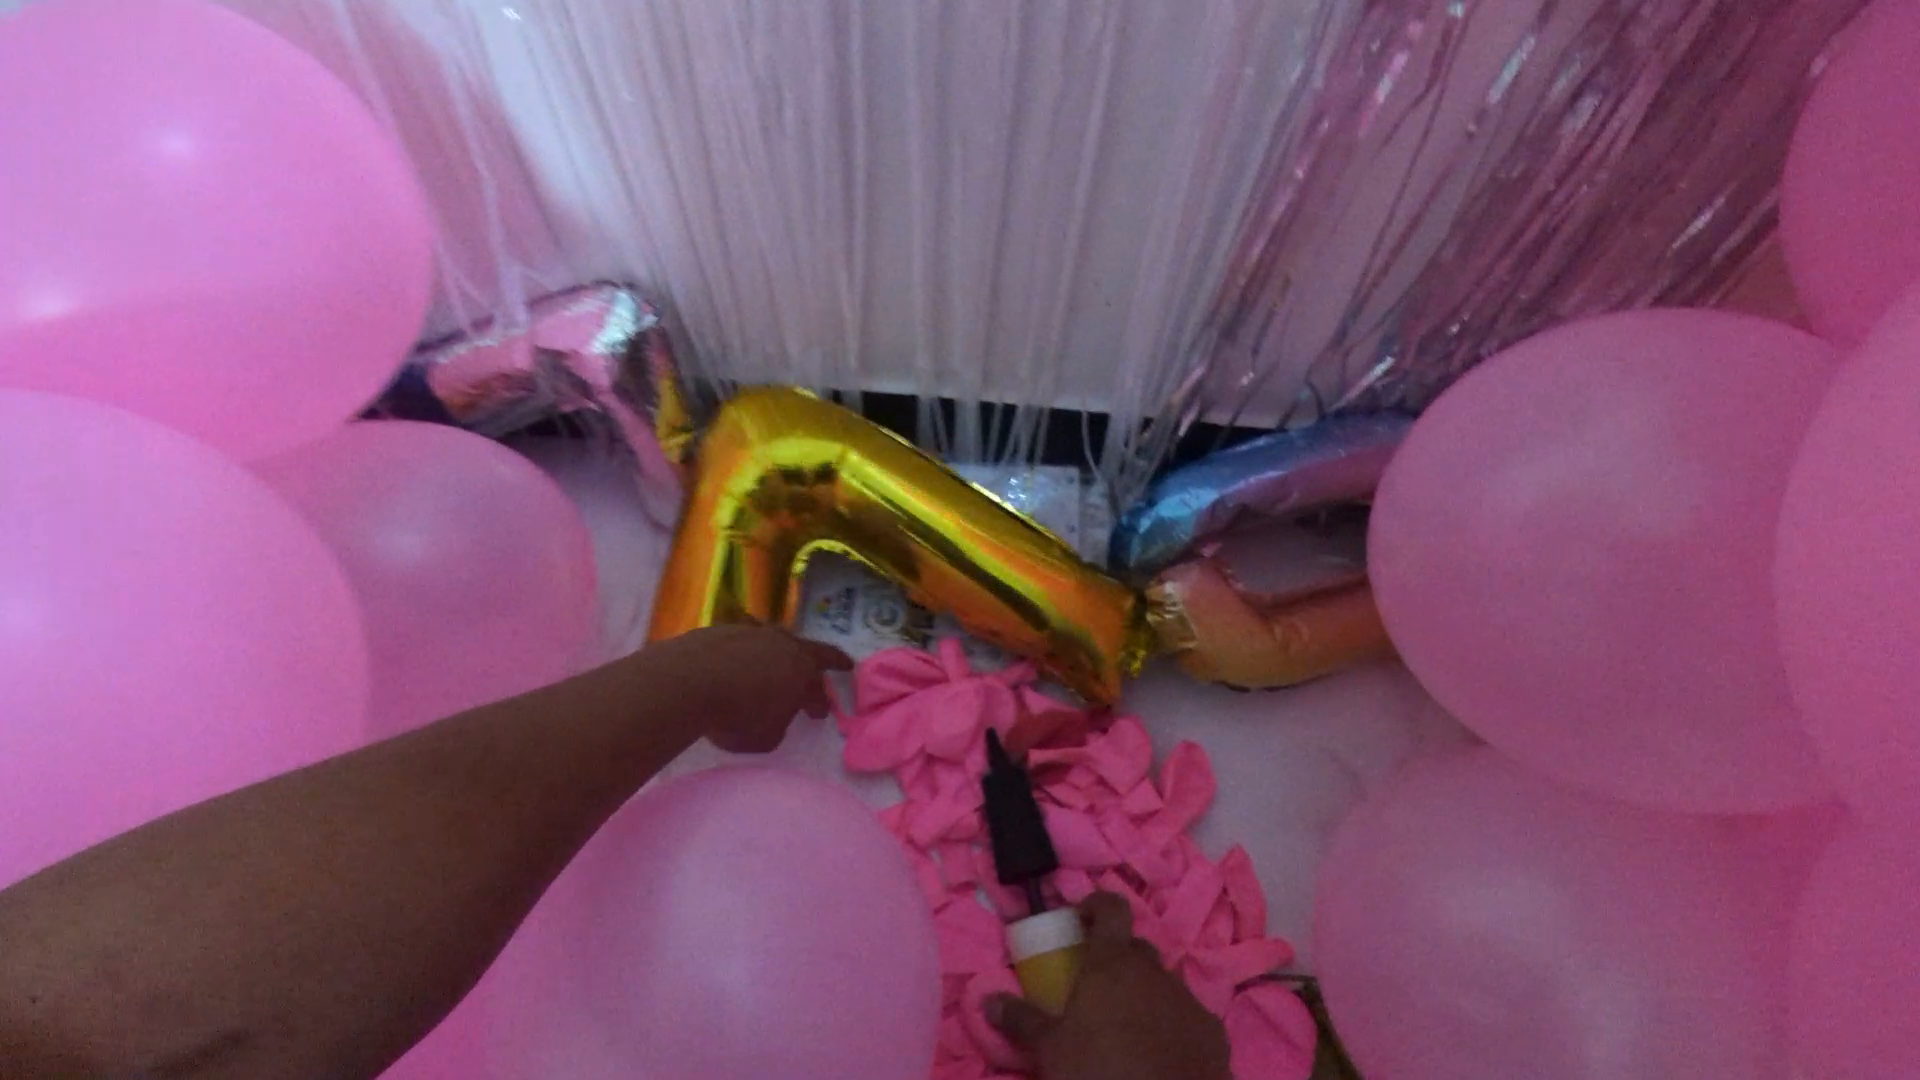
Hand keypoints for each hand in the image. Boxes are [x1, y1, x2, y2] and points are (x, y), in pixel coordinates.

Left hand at [640, 624, 852, 752]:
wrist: (688, 682)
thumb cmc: (736, 715)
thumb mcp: (766, 737)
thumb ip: (778, 723)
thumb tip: (774, 713)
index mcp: (802, 672)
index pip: (819, 689)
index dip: (821, 703)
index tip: (820, 713)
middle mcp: (783, 645)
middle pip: (812, 650)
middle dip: (828, 659)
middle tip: (841, 662)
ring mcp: (753, 633)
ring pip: (777, 639)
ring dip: (782, 650)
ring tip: (780, 658)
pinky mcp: (723, 629)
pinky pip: (743, 640)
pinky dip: (746, 650)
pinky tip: (738, 658)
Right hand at [987, 892, 1231, 1079]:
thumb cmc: (1099, 1072)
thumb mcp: (1051, 1049)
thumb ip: (1021, 1019)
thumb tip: (987, 999)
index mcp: (1112, 961)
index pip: (1111, 907)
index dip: (1097, 904)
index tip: (1081, 918)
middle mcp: (1152, 969)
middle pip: (1136, 947)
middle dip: (1119, 958)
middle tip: (1098, 987)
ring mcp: (1186, 998)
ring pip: (1164, 981)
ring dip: (1146, 993)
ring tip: (1128, 1026)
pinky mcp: (1213, 1031)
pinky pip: (1189, 1015)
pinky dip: (1174, 1024)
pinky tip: (1163, 1053)